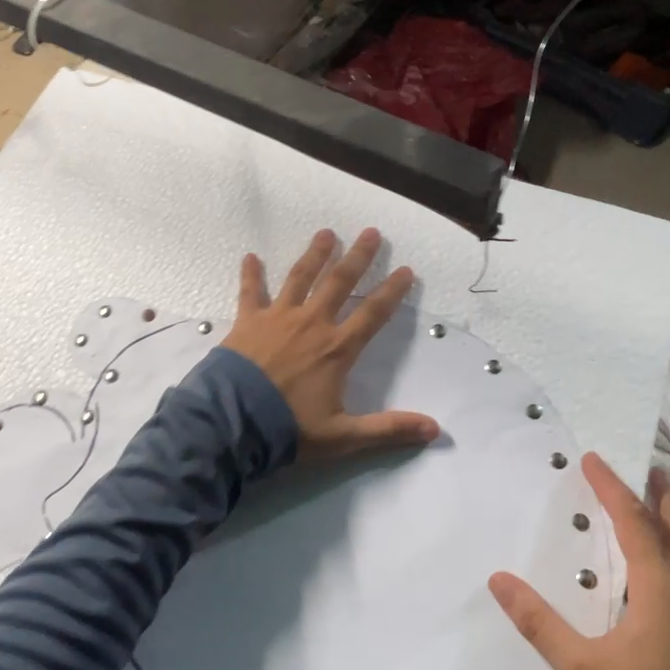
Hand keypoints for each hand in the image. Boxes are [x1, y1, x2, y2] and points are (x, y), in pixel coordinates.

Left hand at [222, 228, 440, 460]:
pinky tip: (250, 256)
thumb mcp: (343, 437)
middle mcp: (311, 324)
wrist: (233, 422)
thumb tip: (435, 430)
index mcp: (337, 349)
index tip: (406, 270)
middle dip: (358, 257)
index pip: (373, 313)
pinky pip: (250, 292)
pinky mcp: (247, 322)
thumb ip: (389, 429)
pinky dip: (250, 274)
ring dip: (315, 254)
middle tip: (371, 232)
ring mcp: (278, 318)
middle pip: (340, 283)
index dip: (392, 291)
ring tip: (326, 233)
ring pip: (300, 277)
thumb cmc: (289, 428)